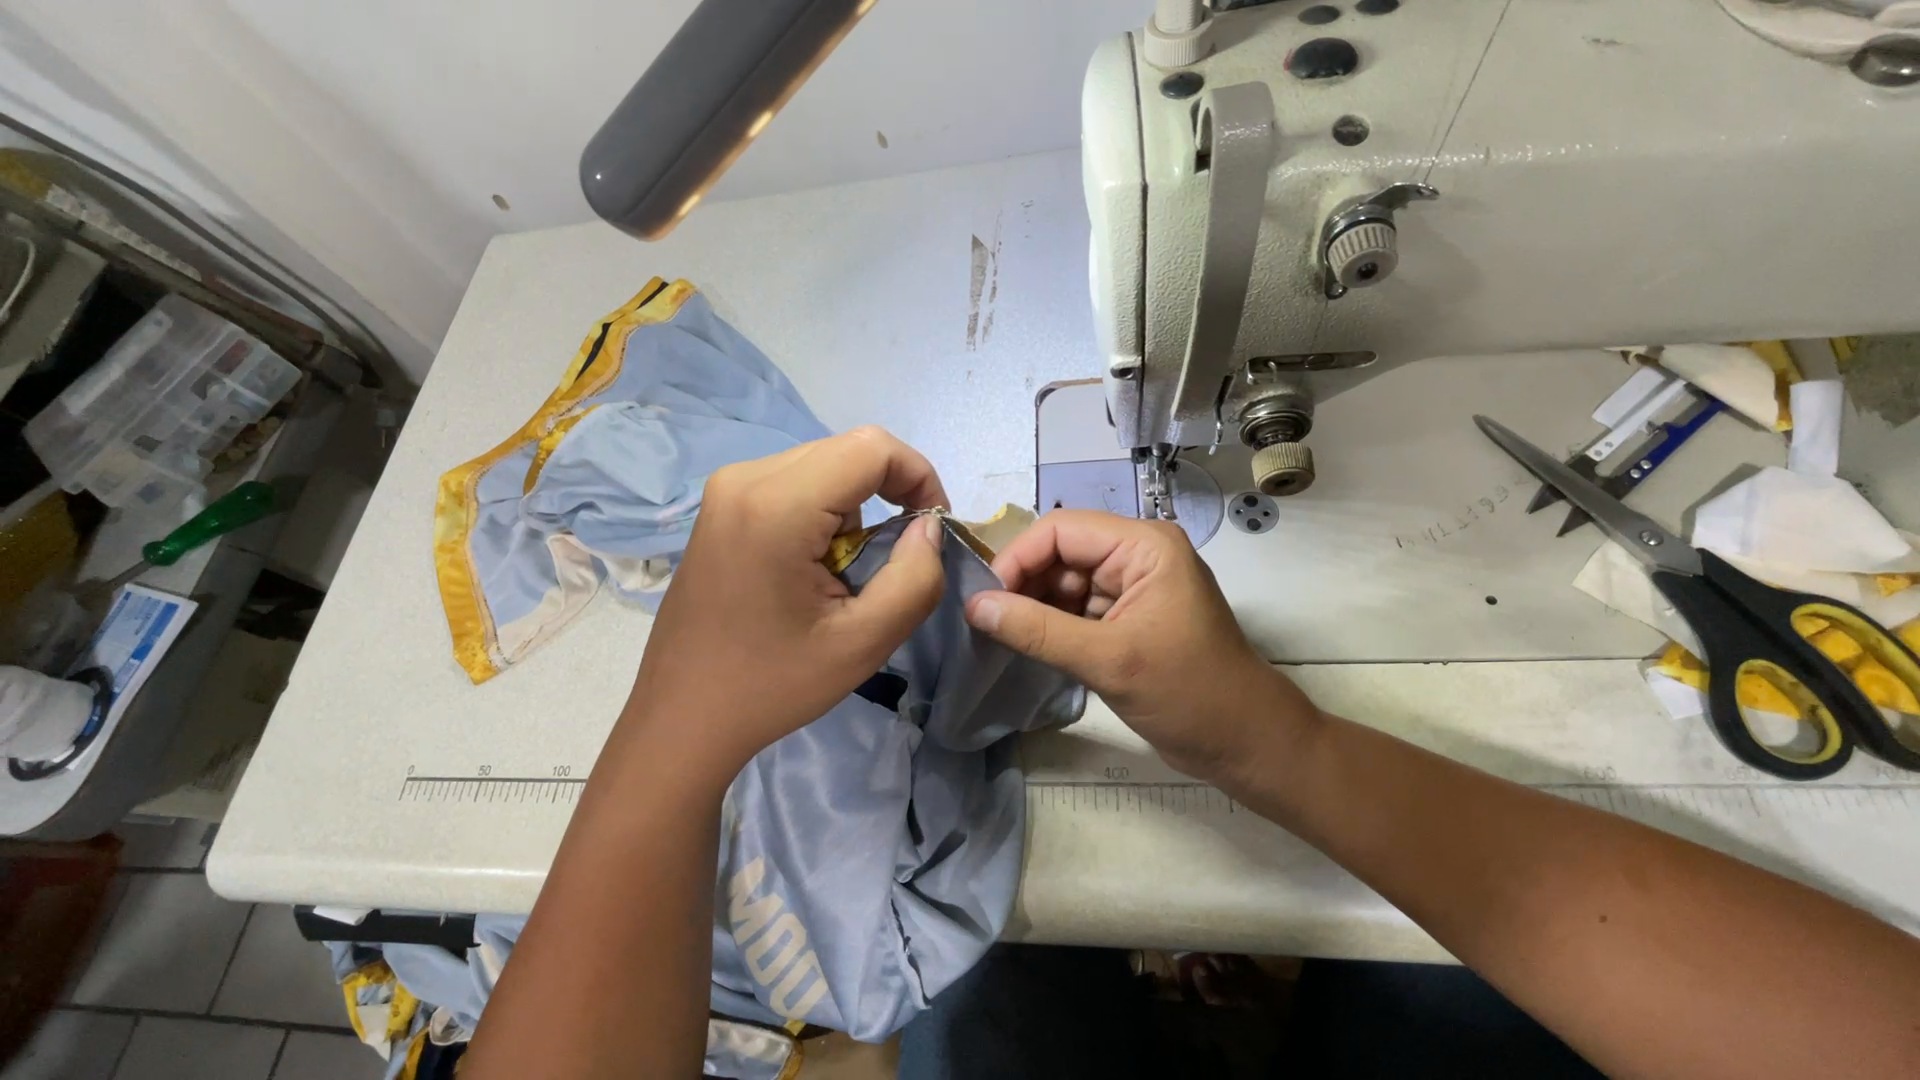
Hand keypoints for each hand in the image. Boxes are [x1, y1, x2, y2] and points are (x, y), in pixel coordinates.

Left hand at [620, 427, 948, 779]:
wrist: (683, 716)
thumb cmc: (772, 685)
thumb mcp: (863, 643)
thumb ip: (915, 578)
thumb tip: (928, 529)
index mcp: (777, 506)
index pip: (873, 448)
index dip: (919, 477)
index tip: (931, 531)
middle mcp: (745, 479)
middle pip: (848, 450)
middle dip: (890, 493)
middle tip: (897, 557)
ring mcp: (727, 489)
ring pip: (824, 464)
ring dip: (856, 506)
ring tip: (847, 573)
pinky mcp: (721, 505)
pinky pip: (795, 482)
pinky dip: (825, 512)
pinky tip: (814, 566)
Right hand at [963, 510, 1318, 783]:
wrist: (1245, 745)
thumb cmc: (1188, 694)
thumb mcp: (1108, 661)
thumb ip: (1037, 630)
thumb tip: (973, 606)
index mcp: (1145, 545)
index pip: (1062, 530)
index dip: (1018, 558)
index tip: (982, 599)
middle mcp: (1138, 555)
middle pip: (1061, 553)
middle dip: (1023, 583)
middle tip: (984, 621)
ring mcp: (1134, 587)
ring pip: (1065, 583)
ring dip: (1033, 606)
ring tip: (999, 635)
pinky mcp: (1128, 618)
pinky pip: (1077, 609)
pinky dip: (1050, 625)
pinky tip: (1026, 644)